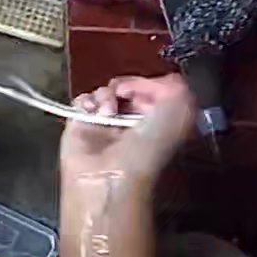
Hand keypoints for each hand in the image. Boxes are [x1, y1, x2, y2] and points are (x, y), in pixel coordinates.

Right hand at [60, 74, 195, 189]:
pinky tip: (92, 111)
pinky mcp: (78, 126)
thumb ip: (174, 86)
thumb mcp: (178, 112)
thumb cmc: (146, 147)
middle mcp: (129, 122)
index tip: (144, 89)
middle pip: (125, 88)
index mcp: (156, 121)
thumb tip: (147, 81)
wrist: (109, 174)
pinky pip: (81, 101)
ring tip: (107, 111)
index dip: (149, 84)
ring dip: (105, 94)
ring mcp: (102, 123)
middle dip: (126, 85)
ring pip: (103, 92)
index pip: (152, 91)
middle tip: (123, 93)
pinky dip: (85, 101)